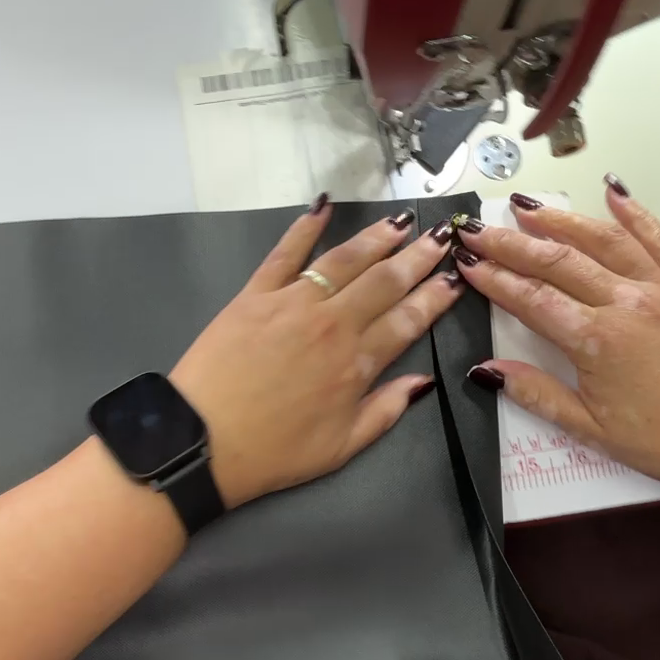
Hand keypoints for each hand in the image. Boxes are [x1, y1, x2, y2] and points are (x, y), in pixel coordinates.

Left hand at [170, 199, 465, 506]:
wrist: (204, 442)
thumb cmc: (275, 453)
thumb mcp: (342, 447)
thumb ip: (386, 411)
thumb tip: (422, 380)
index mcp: (357, 364)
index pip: (408, 320)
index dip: (436, 297)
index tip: (455, 277)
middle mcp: (333, 324)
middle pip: (385, 282)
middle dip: (418, 256)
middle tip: (441, 235)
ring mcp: (293, 303)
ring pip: (344, 260)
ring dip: (376, 238)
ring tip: (400, 222)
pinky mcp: (255, 295)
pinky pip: (285, 253)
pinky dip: (304, 227)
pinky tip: (323, 207)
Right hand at [454, 185, 659, 500]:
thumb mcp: (588, 427)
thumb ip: (535, 393)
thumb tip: (485, 370)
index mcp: (598, 340)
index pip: (531, 298)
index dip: (494, 279)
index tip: (466, 263)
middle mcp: (628, 302)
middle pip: (558, 261)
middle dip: (511, 242)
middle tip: (476, 228)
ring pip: (603, 240)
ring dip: (561, 220)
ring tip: (527, 206)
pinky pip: (658, 239)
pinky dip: (634, 213)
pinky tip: (613, 191)